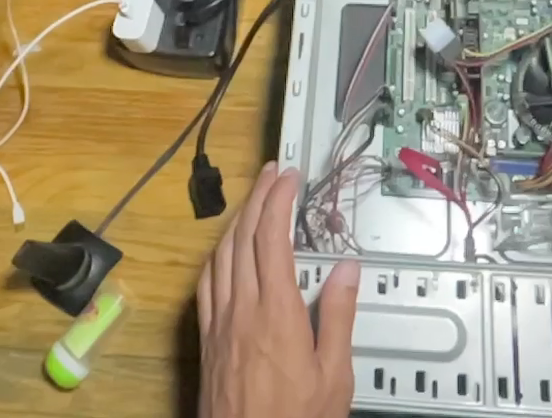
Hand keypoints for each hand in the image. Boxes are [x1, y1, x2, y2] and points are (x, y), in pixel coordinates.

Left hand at [198, 161, 360, 417]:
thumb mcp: (334, 378)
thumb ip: (338, 318)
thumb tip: (345, 268)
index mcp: (277, 312)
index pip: (272, 238)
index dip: (278, 199)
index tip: (289, 177)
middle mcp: (242, 309)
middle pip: (243, 236)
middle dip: (257, 196)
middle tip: (272, 172)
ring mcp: (219, 322)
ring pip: (221, 254)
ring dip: (237, 218)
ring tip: (254, 198)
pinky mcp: (206, 339)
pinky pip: (206, 282)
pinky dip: (217, 253)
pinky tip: (225, 248)